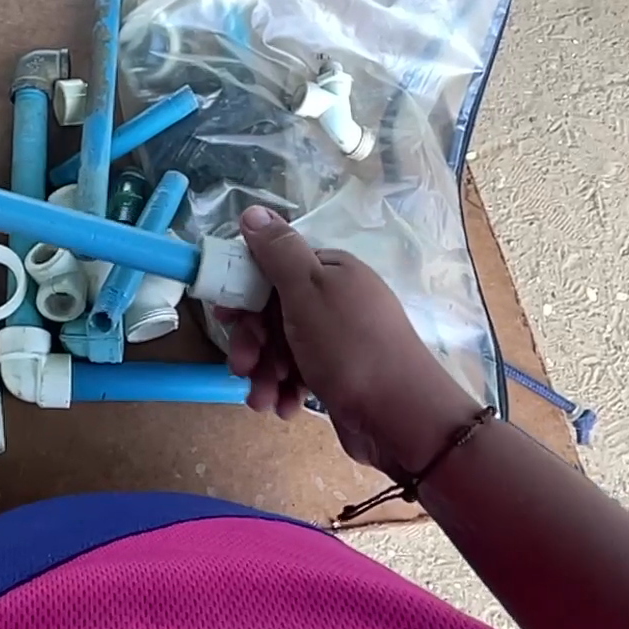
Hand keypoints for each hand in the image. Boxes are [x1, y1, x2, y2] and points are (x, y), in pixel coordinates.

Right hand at [220, 206, 483, 479]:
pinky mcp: (336, 375)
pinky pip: (296, 375)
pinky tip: (283, 406)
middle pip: (271, 312)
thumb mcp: (308, 291)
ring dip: (263, 374)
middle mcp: (333, 300)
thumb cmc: (350, 348)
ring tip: (263, 397)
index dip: (244, 292)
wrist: (402, 419)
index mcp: (330, 271)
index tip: (227, 317)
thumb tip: (253, 210)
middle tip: (242, 366)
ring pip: (279, 348)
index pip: (273, 268)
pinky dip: (284, 390)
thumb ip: (277, 252)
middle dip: (251, 342)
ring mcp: (335, 340)